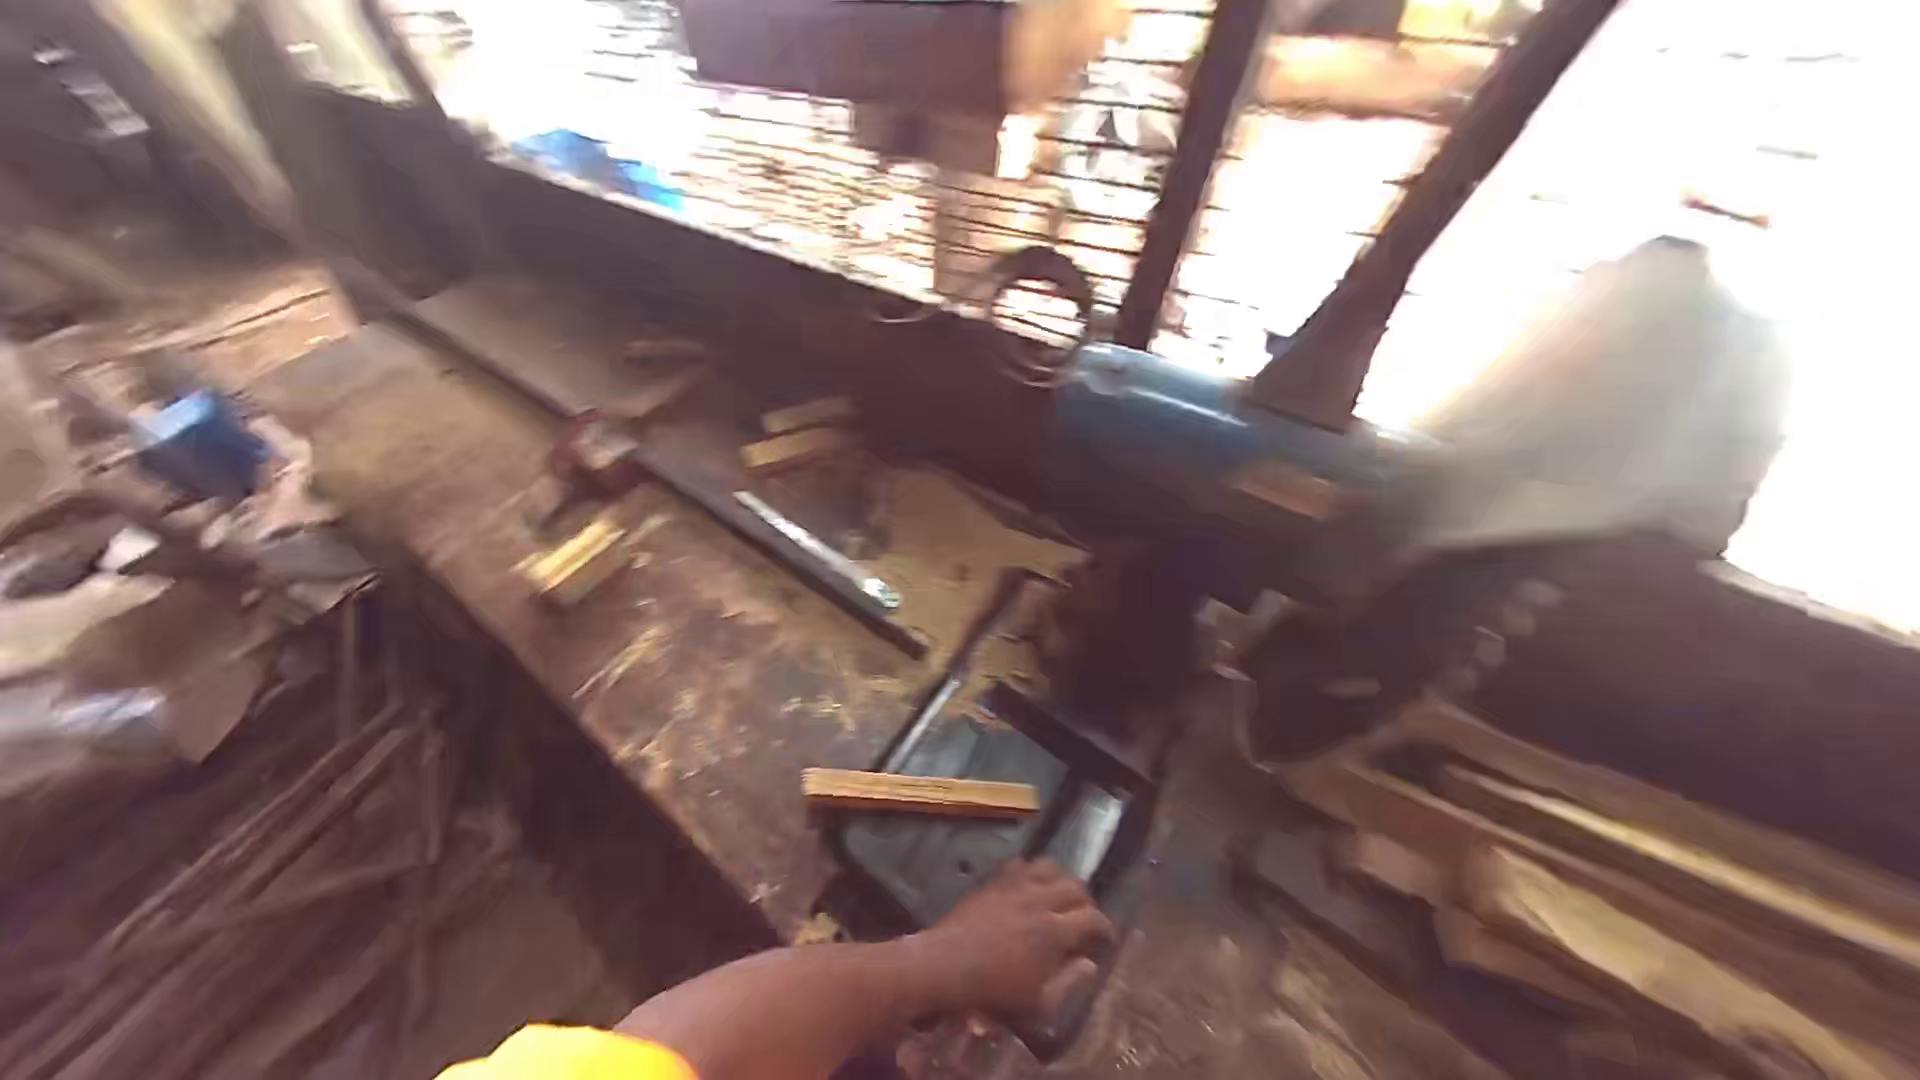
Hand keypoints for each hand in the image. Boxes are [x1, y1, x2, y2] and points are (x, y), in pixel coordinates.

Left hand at [908, 858, 1114, 1021]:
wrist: (949, 964)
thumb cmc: (994, 991)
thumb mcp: (1038, 1004)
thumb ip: (1069, 983)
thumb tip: (1090, 964)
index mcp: (1054, 931)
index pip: (1093, 918)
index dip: (1105, 928)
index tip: (1106, 938)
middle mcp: (1040, 899)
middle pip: (1075, 886)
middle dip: (1086, 903)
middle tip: (1083, 919)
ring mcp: (1016, 885)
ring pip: (1050, 866)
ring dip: (1060, 880)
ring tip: (1058, 897)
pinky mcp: (996, 879)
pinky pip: (1021, 863)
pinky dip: (1032, 872)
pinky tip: (1029, 887)